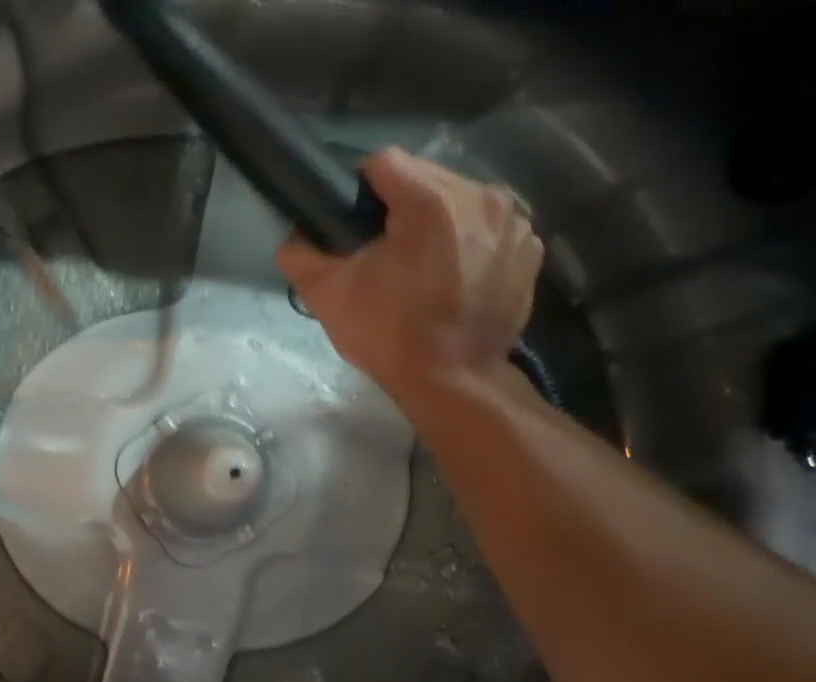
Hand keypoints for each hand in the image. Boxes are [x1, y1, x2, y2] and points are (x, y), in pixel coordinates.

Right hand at [276, 148, 543, 402]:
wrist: (453, 377)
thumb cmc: (388, 331)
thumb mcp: (326, 295)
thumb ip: (300, 256)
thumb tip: (295, 238)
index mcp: (431, 200)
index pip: (384, 162)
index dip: (356, 187)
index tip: (347, 220)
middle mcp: (482, 196)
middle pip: (426, 177)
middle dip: (398, 205)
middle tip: (378, 250)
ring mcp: (514, 221)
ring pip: (459, 200)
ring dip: (434, 222)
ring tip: (415, 264)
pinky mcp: (529, 247)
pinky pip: (487, 227)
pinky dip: (466, 241)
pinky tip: (449, 276)